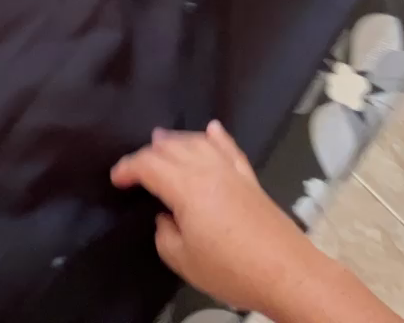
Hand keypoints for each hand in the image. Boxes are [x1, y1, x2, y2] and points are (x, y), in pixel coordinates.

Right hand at [109, 121, 303, 310]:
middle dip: (148, 153)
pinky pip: (229, 149)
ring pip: (197, 142)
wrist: (287, 274)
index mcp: (185, 186)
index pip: (148, 165)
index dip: (127, 168)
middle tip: (136, 166)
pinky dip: (217, 137)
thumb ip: (165, 234)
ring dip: (176, 140)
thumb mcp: (183, 261)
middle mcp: (205, 169)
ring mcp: (230, 171)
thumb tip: (167, 218)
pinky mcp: (249, 179)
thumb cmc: (232, 269)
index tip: (116, 179)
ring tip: (162, 140)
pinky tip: (212, 129)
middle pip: (170, 148)